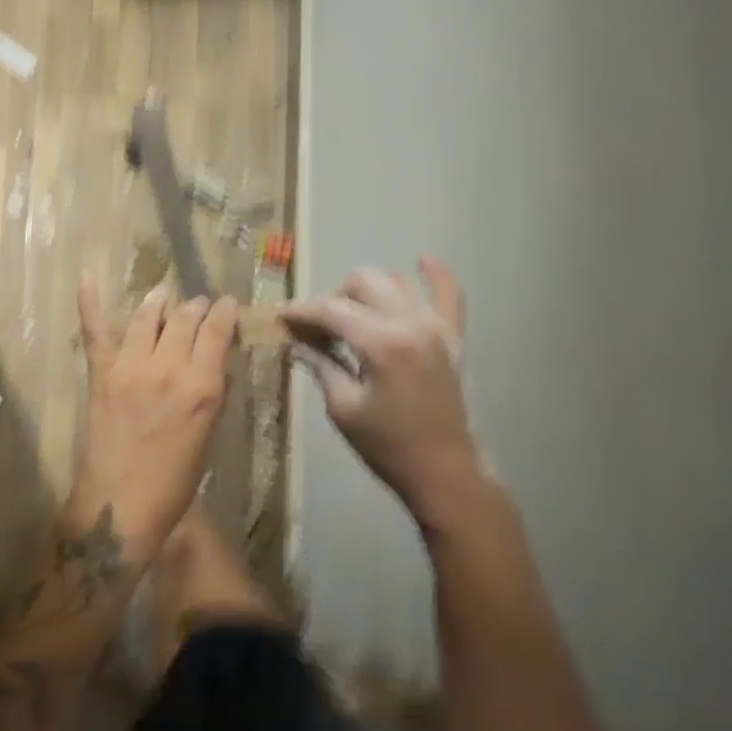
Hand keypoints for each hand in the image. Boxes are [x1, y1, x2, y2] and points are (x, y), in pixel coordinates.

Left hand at [75, 275, 236, 544]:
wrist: (120, 505)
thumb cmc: (173, 483)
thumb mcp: (206, 437)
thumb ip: (210, 396)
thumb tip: (212, 367)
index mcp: (203, 386)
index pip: (218, 331)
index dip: (224, 312)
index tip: (226, 304)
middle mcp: (169, 367)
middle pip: (185, 319)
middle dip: (194, 308)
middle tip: (196, 306)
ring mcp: (130, 367)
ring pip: (148, 317)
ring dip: (159, 302)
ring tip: (162, 295)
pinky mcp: (100, 374)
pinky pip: (95, 330)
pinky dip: (90, 301)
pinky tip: (87, 276)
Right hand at [281, 256, 476, 505]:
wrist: (443, 470)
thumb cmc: (386, 445)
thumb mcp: (343, 408)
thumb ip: (321, 364)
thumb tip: (296, 340)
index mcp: (381, 342)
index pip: (331, 309)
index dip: (301, 311)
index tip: (279, 317)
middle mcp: (411, 323)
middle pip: (362, 283)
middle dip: (332, 299)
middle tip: (315, 328)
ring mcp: (436, 326)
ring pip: (395, 282)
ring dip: (366, 291)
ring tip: (349, 317)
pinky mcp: (453, 337)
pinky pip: (449, 294)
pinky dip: (435, 274)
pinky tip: (421, 260)